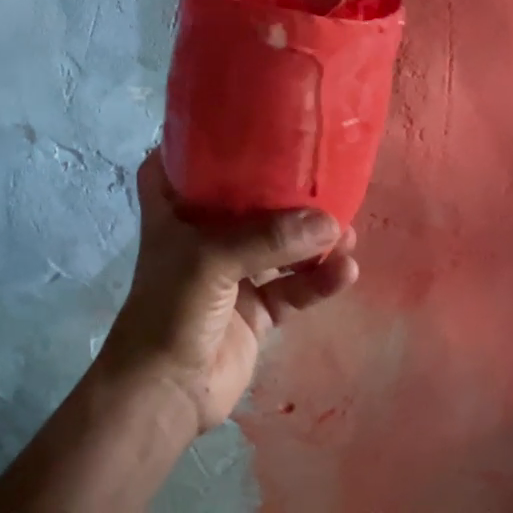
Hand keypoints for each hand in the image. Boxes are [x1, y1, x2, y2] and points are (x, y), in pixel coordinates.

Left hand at [95, 153, 359, 434]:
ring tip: (347, 231)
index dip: (211, 141)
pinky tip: (346, 272)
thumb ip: (269, 240)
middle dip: (283, 193)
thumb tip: (331, 223)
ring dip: (311, 239)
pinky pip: (292, 288)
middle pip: (244, 200)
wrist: (165, 391)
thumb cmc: (171, 306)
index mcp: (173, 208)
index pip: (185, 159)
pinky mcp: (254, 310)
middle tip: (326, 181)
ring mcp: (230, 272)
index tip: (252, 122)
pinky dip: (317, 281)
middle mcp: (201, 232)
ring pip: (276, 245)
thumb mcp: (212, 259)